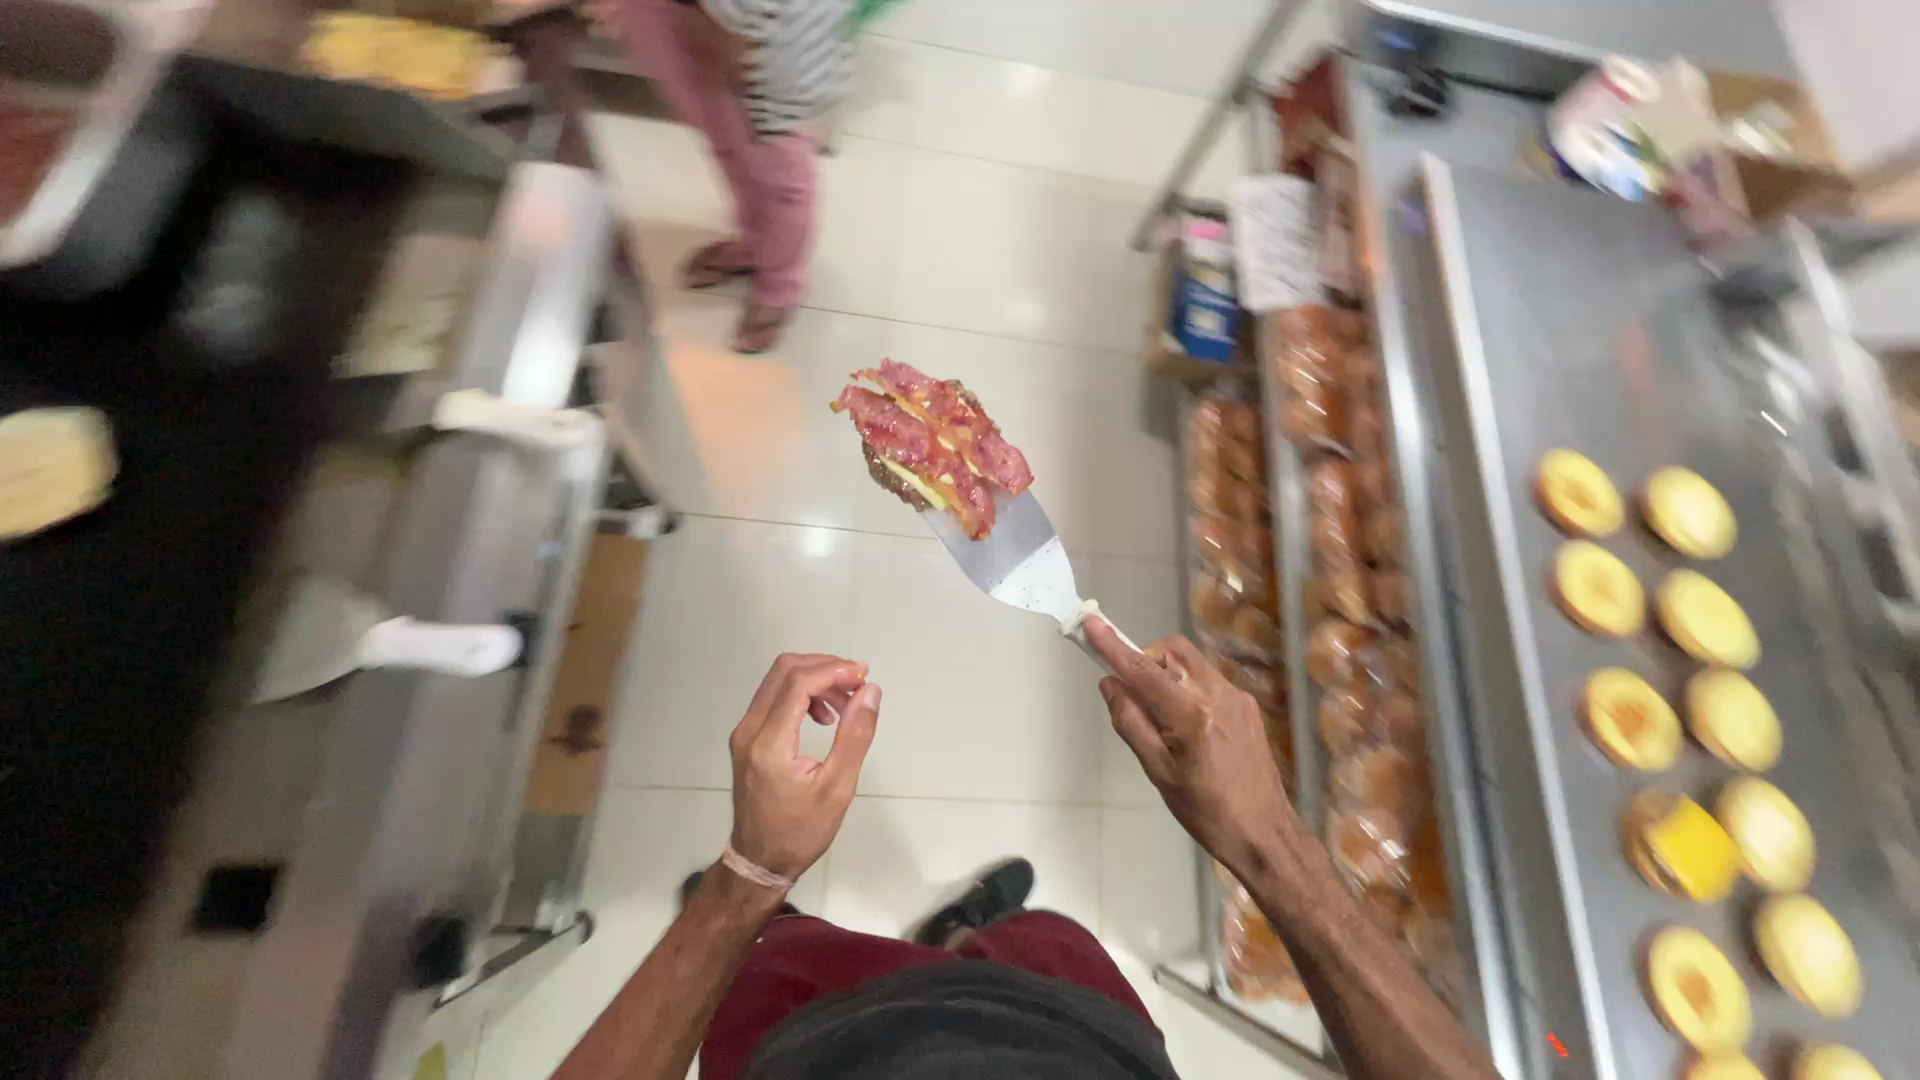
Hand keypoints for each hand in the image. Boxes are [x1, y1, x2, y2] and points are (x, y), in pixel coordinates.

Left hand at [728, 653, 881, 883]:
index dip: (834, 670)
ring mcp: (744, 732)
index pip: (798, 683)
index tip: (864, 677)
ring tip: (847, 702)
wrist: (760, 862)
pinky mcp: (747, 738)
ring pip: (778, 680)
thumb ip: (855, 735)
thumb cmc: (802, 831)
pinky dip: (802, 693)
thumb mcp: (838, 788)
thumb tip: (870, 691)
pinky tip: (825, 717)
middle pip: (784, 670)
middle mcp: (749, 730)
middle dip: (825, 667)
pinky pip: (774, 698)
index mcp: (769, 743)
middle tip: (858, 683)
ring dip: (815, 679)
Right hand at [1086, 620, 1295, 878]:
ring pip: (1191, 662)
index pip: (1143, 670)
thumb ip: (1131, 722)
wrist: (1266, 834)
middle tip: (1134, 693)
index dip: (1113, 646)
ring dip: (1167, 673)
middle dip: (1146, 659)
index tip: (1092, 624)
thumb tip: (1111, 685)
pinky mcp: (1247, 705)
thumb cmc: (1207, 811)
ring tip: (1161, 717)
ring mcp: (1237, 697)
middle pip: (1173, 651)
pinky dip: (1186, 686)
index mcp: (1192, 715)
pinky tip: (1187, 726)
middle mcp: (1217, 694)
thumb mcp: (1158, 772)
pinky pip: (1207, 679)